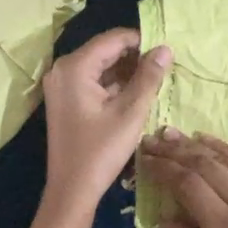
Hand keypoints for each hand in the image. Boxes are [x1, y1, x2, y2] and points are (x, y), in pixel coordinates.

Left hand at [41, 28, 171, 211]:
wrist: (71, 189)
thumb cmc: (101, 151)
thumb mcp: (130, 112)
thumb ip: (148, 77)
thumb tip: (165, 48)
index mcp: (75, 66)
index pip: (114, 39)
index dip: (142, 41)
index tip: (167, 53)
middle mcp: (62, 69)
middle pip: (105, 50)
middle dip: (135, 57)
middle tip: (163, 69)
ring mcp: (60, 84)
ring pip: (100, 66)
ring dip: (126, 72)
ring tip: (154, 82)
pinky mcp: (64, 99)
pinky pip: (92, 81)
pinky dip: (113, 85)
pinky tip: (135, 95)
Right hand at [138, 130, 227, 227]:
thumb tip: (163, 220)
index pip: (187, 186)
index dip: (163, 170)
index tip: (144, 162)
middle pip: (202, 166)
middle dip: (172, 151)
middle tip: (150, 142)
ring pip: (225, 159)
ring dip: (194, 145)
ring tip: (170, 134)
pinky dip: (224, 148)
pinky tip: (205, 139)